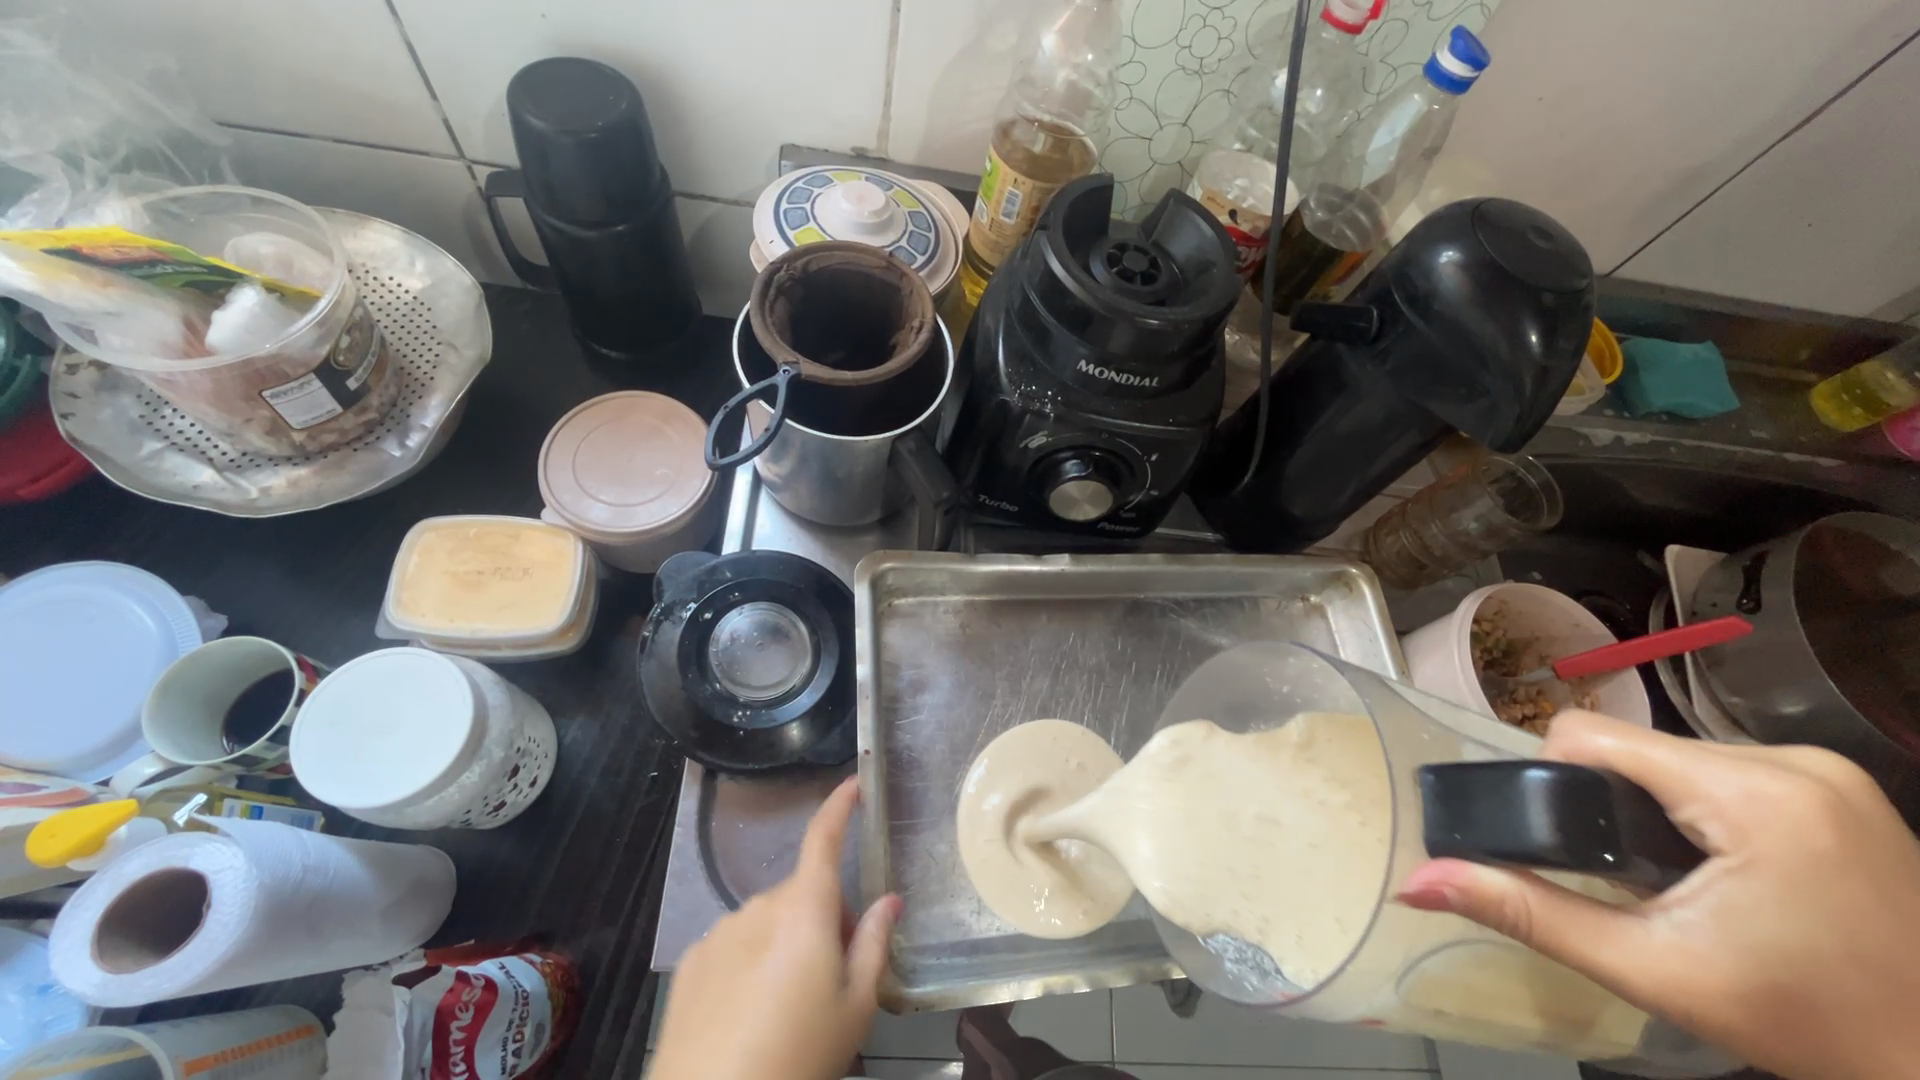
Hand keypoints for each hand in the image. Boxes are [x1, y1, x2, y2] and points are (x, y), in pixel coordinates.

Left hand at [648, 776, 903, 1079]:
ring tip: (787, 1007)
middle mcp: (758, 907)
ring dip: (785, 943)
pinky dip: (750, 962)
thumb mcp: (855, 1009)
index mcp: (803, 910)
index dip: (839, 806)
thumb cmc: (798, 1055)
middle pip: (802, 894)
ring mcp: (720, 931)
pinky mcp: (692, 960)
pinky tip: (747, 1014)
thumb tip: (889, 901)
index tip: (853, 784)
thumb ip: (874, 945)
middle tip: (833, 977)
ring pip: (768, 921)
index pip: (823, 839)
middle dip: (823, 919)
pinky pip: (735, 944)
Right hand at [1396, 710, 1919, 1079]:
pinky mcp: (1840, 788)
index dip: (1553, 783)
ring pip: (1675, 758)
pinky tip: (1719, 870)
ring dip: (1651, 808)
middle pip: (1634, 748)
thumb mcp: (1652, 969)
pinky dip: (1697, 810)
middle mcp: (1794, 761)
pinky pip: (1724, 772)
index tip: (1572, 849)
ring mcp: (1827, 772)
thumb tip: (1416, 884)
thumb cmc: (1806, 1024)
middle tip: (1629, 881)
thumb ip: (1528, 914)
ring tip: (1673, 880)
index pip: (1591, 736)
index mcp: (1754, 793)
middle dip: (1608, 807)